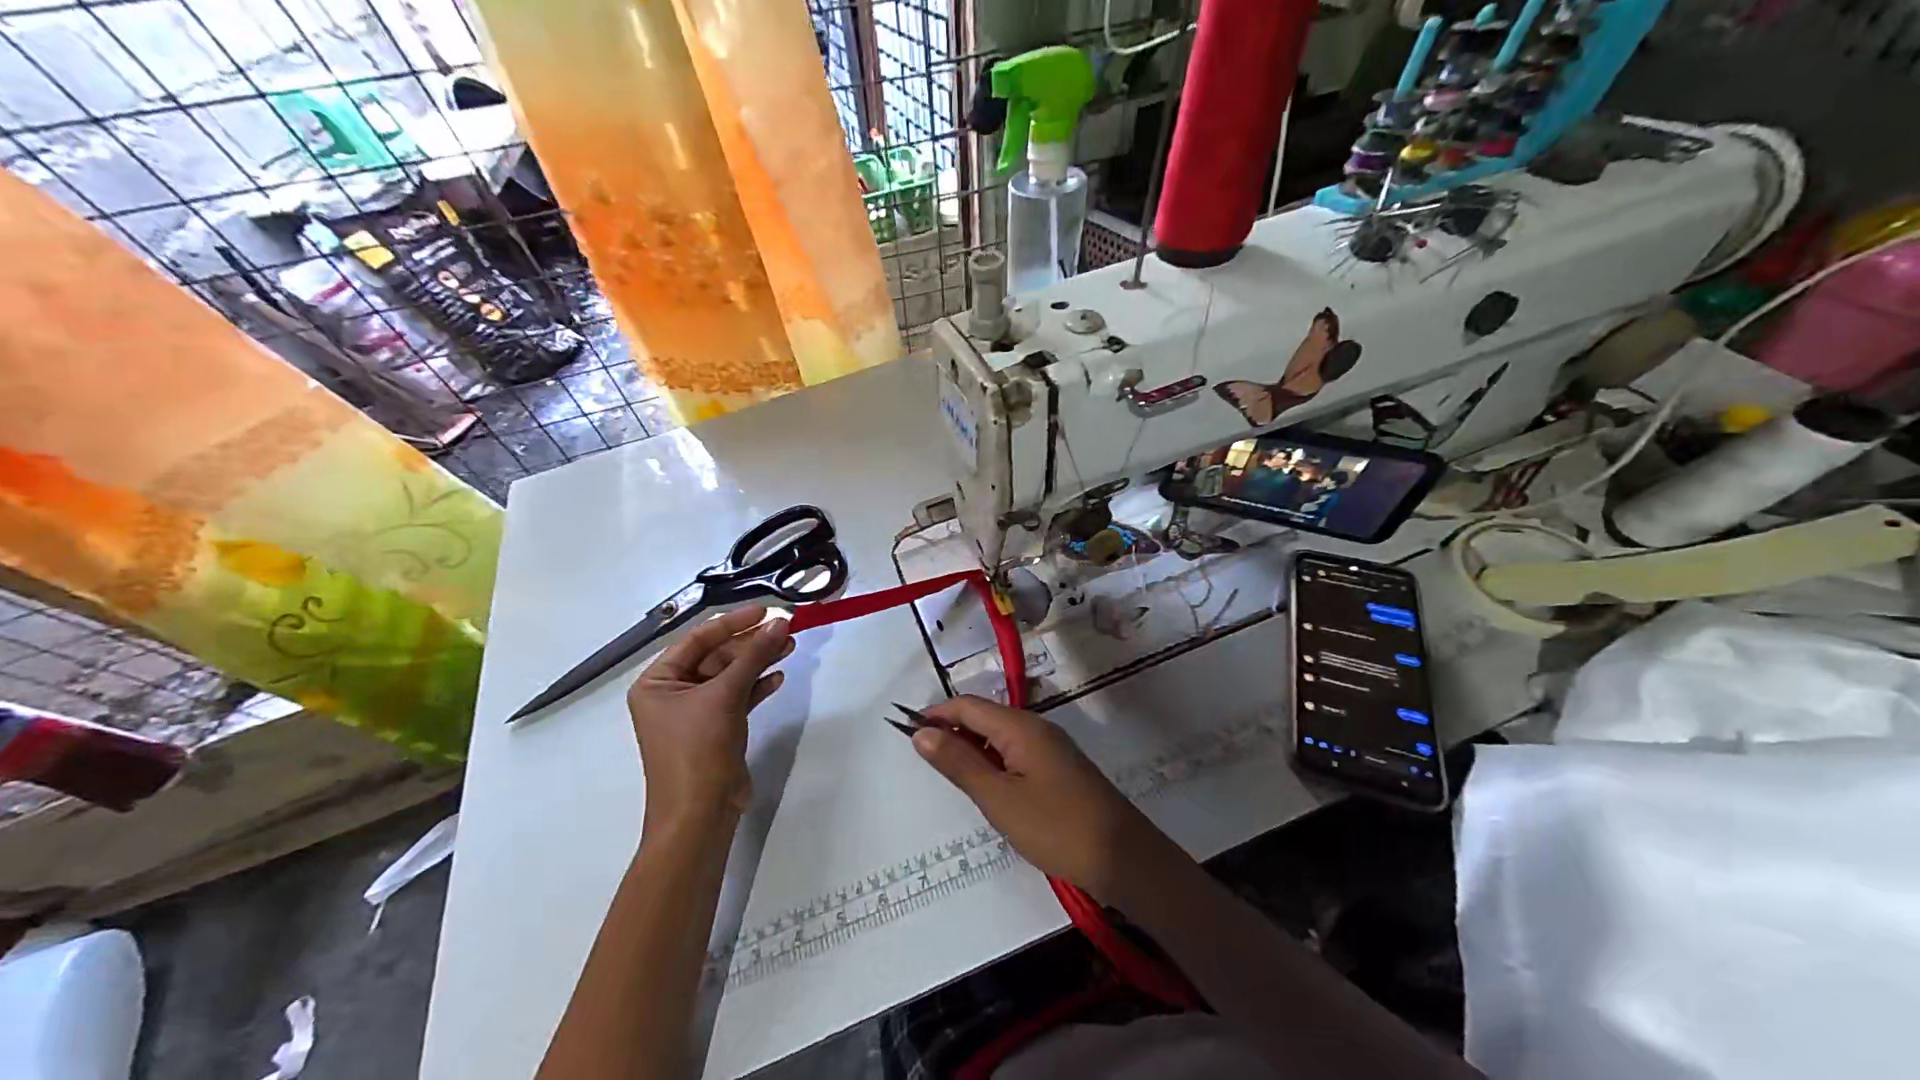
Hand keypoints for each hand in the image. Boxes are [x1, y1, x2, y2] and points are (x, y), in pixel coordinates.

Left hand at [627, 606, 792, 820]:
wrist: (700, 814)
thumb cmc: (698, 750)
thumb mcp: (725, 696)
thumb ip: (754, 656)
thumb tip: (780, 623)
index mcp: (657, 682)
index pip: (697, 640)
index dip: (732, 623)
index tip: (765, 610)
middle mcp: (672, 694)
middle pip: (716, 657)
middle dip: (750, 644)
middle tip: (785, 630)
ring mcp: (695, 714)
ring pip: (730, 676)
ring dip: (758, 662)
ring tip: (789, 647)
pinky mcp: (716, 730)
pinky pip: (738, 698)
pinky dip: (757, 686)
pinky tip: (777, 677)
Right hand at [912, 696, 1188, 904]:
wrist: (1122, 857)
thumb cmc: (1055, 826)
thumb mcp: (999, 798)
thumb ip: (959, 763)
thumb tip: (922, 732)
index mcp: (1020, 727)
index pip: (968, 706)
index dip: (935, 713)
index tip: (904, 730)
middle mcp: (1036, 728)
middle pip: (984, 717)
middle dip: (951, 729)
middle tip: (922, 757)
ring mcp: (1051, 749)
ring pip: (1000, 736)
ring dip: (971, 748)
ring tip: (948, 773)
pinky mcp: (1059, 770)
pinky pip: (1016, 753)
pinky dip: (992, 762)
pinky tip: (986, 786)